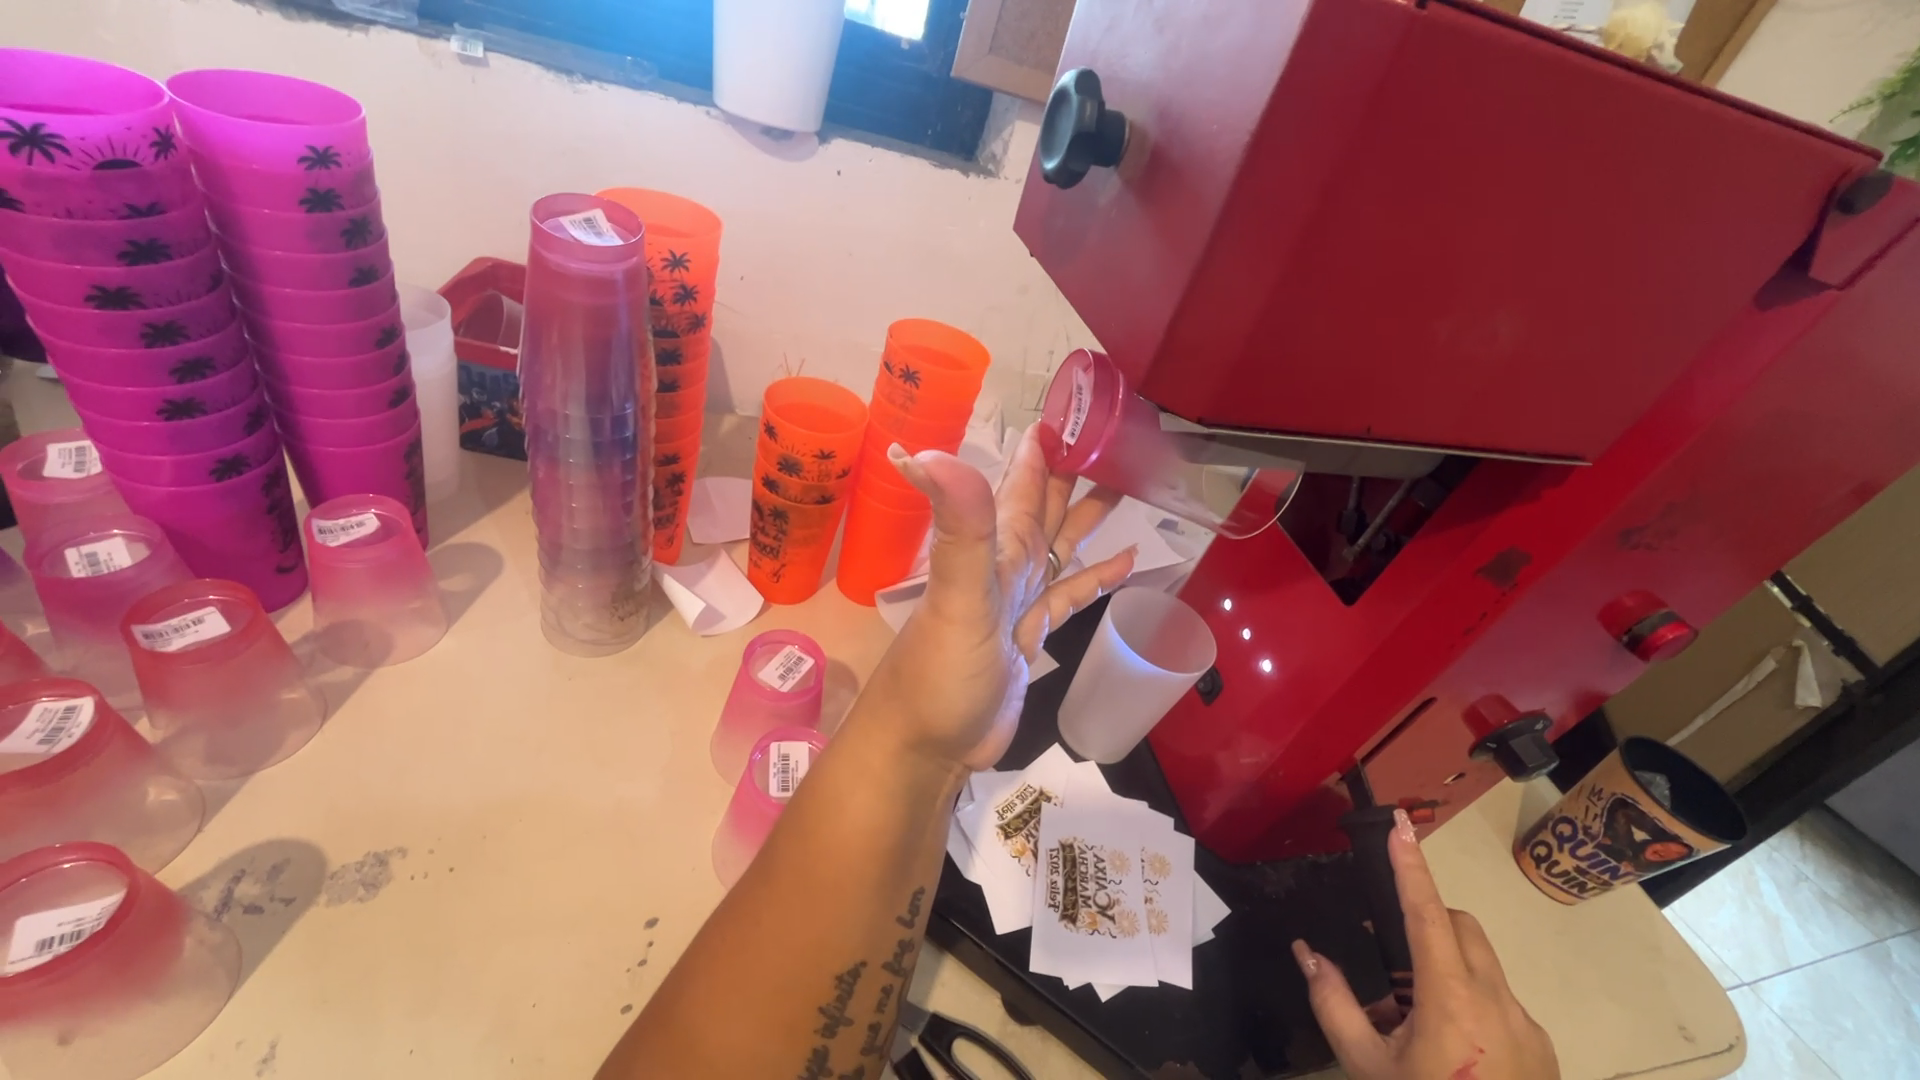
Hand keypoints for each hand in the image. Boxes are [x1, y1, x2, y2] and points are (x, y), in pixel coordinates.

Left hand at [858, 424, 1134, 772]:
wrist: (929, 744)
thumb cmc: (941, 671)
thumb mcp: (958, 597)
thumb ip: (958, 529)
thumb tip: (930, 452)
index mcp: (995, 550)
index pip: (1023, 486)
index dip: (1046, 449)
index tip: (1076, 409)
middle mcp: (1007, 567)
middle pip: (1046, 509)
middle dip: (1075, 474)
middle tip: (1114, 440)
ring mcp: (1019, 603)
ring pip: (1060, 547)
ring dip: (1087, 519)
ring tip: (1126, 487)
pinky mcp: (1032, 637)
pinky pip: (1068, 595)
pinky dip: (1094, 578)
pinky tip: (1124, 563)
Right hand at [1293, 810, 1559, 1079]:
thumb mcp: (1367, 1065)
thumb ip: (1333, 1003)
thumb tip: (1307, 953)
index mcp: (1452, 1000)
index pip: (1427, 914)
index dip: (1410, 866)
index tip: (1399, 823)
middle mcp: (1498, 1001)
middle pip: (1460, 928)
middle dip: (1424, 920)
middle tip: (1387, 965)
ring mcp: (1527, 1027)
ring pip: (1481, 964)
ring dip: (1444, 965)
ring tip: (1413, 1020)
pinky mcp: (1544, 1051)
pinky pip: (1500, 1000)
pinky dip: (1468, 1000)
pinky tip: (1450, 1051)